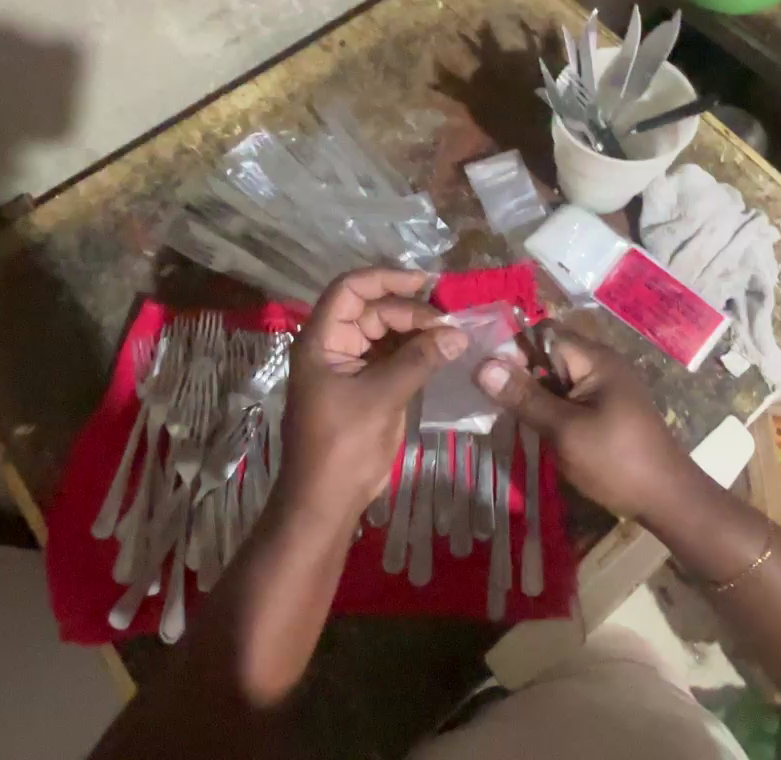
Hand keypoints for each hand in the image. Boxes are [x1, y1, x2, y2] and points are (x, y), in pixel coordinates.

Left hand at [279, 269, 466, 520]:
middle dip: (411, 311)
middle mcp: (335, 346)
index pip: (350, 290)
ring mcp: (352, 367)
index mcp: (322, 340)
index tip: (425, 282)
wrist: (326, 501)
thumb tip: (458, 334)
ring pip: (388, 334)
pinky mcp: (369, 388)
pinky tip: (445, 353)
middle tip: (450, 324)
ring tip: (454, 334)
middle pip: (374, 311)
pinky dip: (418, 353)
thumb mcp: (381, 397)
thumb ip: (419, 360)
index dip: (385, 279)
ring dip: (418, 331)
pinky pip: (395, 358)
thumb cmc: (342, 444)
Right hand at [475, 329, 695, 520]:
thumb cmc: (616, 460)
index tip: (488, 375)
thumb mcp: (564, 429)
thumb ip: (524, 397)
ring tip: (503, 412)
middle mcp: (601, 365)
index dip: (514, 348)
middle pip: (549, 353)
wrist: (668, 500)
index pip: (544, 333)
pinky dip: (548, 406)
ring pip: (556, 377)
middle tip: (489, 397)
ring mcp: (605, 388)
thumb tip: (482, 366)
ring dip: (532, 391)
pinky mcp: (606, 410)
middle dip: (519, 370)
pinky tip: (531, 426)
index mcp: (595, 359)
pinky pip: (568, 396)